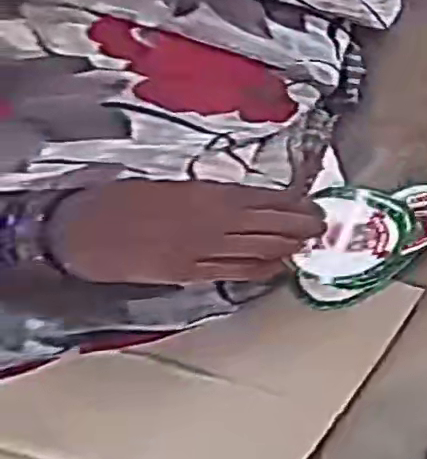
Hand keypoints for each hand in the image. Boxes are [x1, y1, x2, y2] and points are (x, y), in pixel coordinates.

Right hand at [48, 179, 324, 283]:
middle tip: (321, 227)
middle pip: (284, 224)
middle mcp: (222, 221)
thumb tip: (262, 202)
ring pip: (270, 248)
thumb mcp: (185, 187)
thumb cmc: (126, 201)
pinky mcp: (190, 272)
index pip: (280, 199)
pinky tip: (278, 267)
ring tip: (305, 245)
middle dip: (309, 226)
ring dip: (293, 247)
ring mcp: (207, 248)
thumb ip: (226, 195)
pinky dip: (266, 269)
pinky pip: (241, 271)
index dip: (304, 205)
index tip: (315, 207)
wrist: (74, 229)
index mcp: (220, 195)